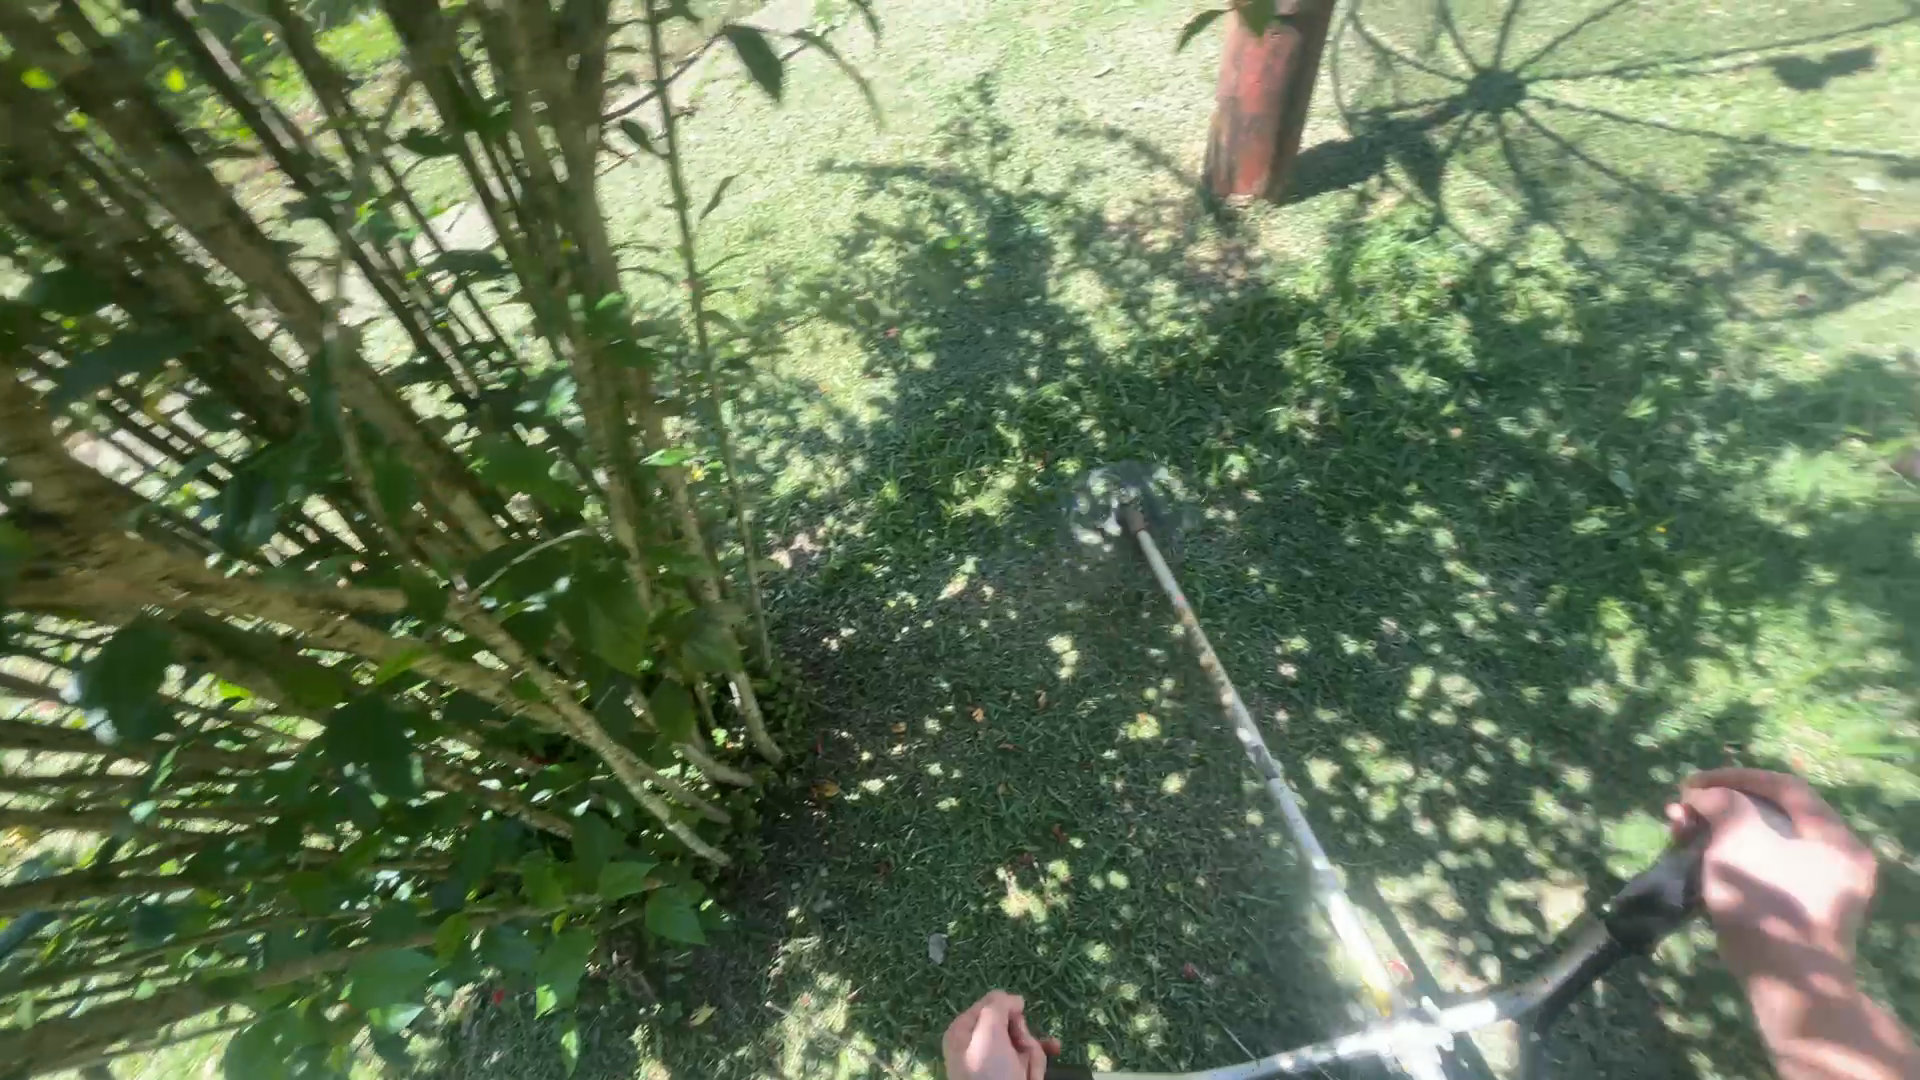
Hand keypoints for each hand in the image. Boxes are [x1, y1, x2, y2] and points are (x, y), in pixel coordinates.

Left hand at [943, 991, 1060, 1079]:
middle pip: (1010, 1025)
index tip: (1018, 1018)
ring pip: (1024, 1044)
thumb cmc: (989, 1076)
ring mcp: (995, 1066)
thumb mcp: (989, 1032)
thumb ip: (999, 1005)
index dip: (1008, 1010)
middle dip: (1024, 1038)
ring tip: (1032, 1076)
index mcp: (963, 1032)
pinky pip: (1030, 1061)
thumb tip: (1014, 999)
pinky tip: (1055, 1049)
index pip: (990, 1004)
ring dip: (1034, 1056)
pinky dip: (1041, 1061)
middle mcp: (977, 1046)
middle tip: (1022, 1053)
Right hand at [1668, 768, 1876, 979]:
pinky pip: (1755, 859)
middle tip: (1680, 806)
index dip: (1734, 776)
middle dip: (1715, 803)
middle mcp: (1832, 855)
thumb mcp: (1739, 835)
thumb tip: (1705, 796)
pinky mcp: (1791, 897)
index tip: (1691, 782)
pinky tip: (1692, 852)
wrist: (1783, 969)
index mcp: (1833, 838)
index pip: (1784, 787)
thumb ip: (1723, 802)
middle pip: (1767, 811)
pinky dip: (1722, 849)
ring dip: (1711, 825)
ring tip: (1676, 828)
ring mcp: (1814, 879)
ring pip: (1755, 835)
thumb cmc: (1766, 895)